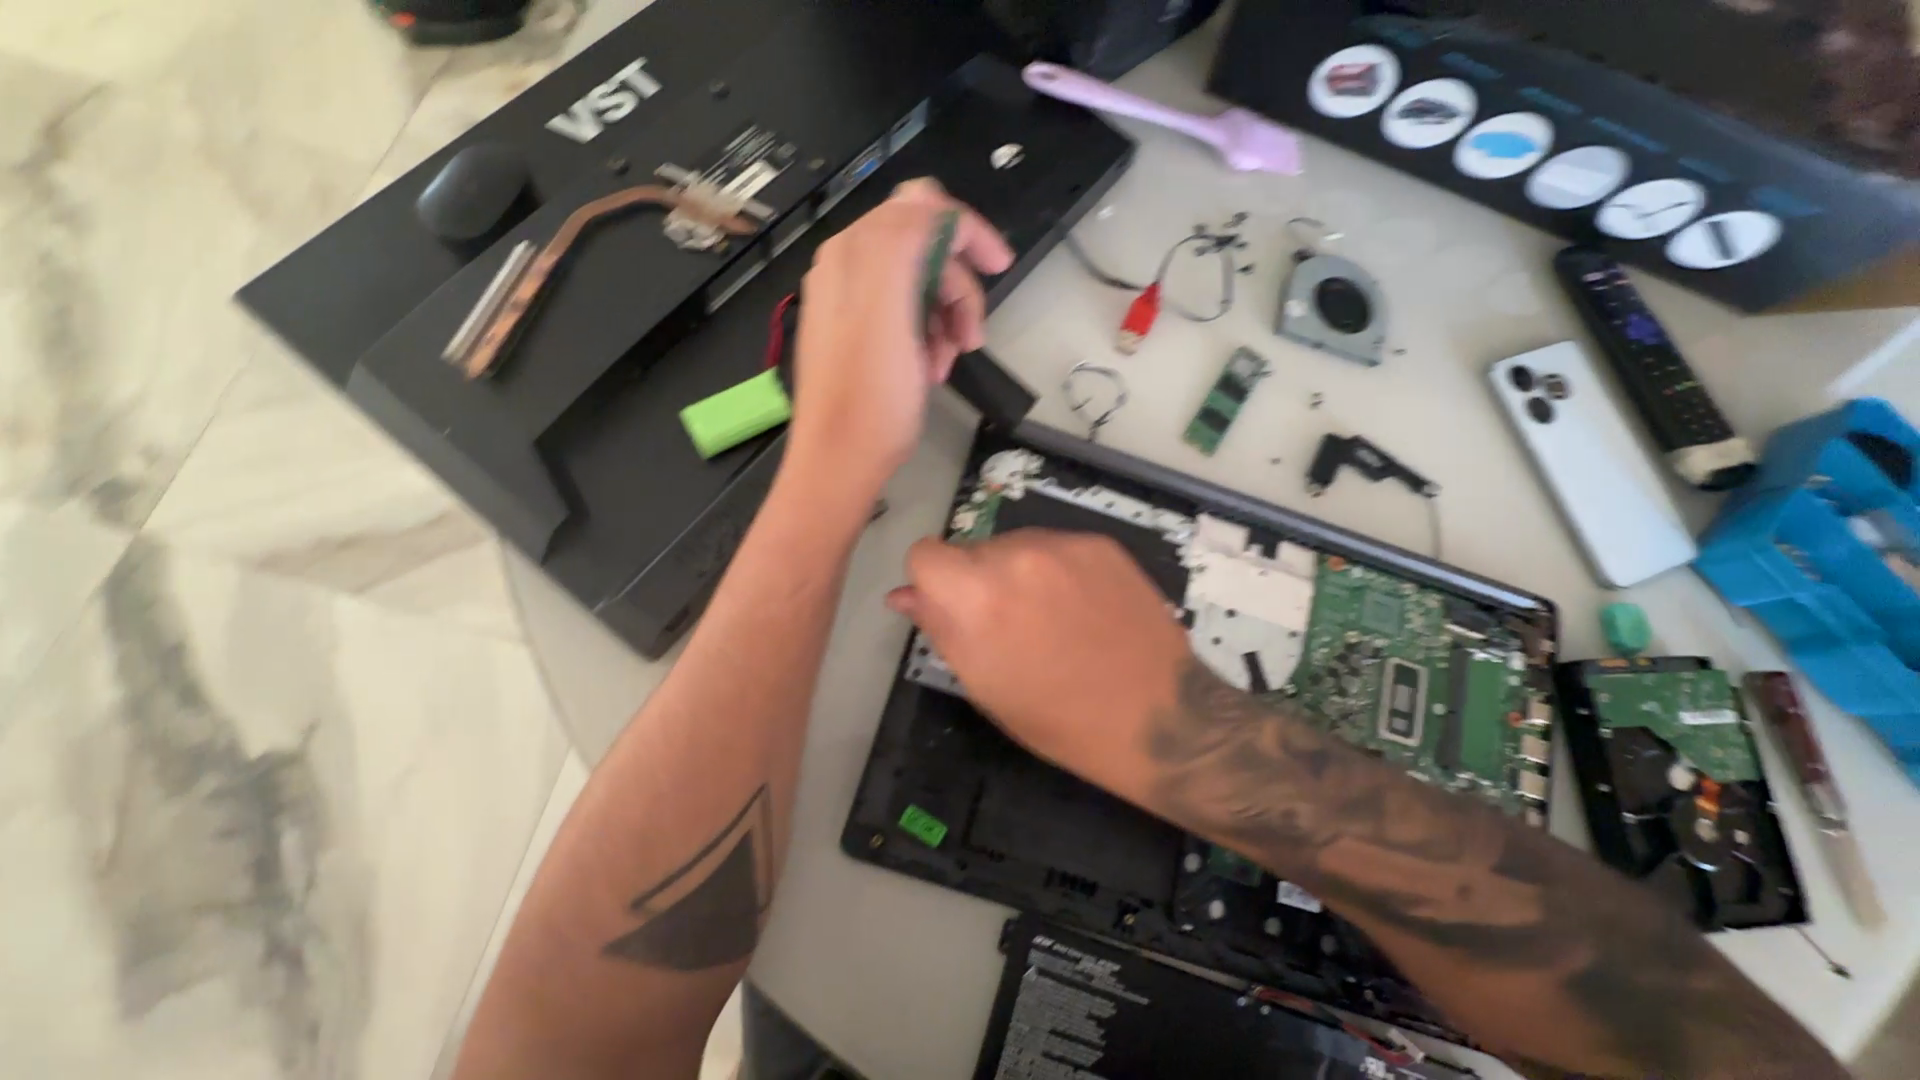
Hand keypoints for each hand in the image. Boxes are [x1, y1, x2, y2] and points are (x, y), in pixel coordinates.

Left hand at [786, 179, 1013, 500]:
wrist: (840, 461)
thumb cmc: (871, 395)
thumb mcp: (891, 308)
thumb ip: (908, 241)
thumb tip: (933, 204)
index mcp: (854, 251)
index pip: (924, 209)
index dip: (968, 231)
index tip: (1001, 267)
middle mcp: (849, 265)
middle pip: (928, 247)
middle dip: (958, 289)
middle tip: (970, 337)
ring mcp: (852, 299)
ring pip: (924, 284)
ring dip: (948, 318)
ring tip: (946, 362)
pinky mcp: (860, 331)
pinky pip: (910, 313)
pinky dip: (930, 336)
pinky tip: (931, 368)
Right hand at [887, 529, 1191, 796]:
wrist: (1156, 716)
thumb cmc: (1057, 717)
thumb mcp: (983, 684)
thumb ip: (940, 628)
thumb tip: (904, 595)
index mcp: (976, 595)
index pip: (924, 554)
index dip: (932, 583)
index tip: (954, 611)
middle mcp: (1016, 554)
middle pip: (973, 550)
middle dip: (979, 581)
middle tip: (1009, 628)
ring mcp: (1064, 545)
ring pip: (1016, 546)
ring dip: (1019, 574)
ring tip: (1053, 621)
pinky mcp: (1102, 543)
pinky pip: (1058, 548)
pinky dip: (1059, 572)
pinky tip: (1084, 610)